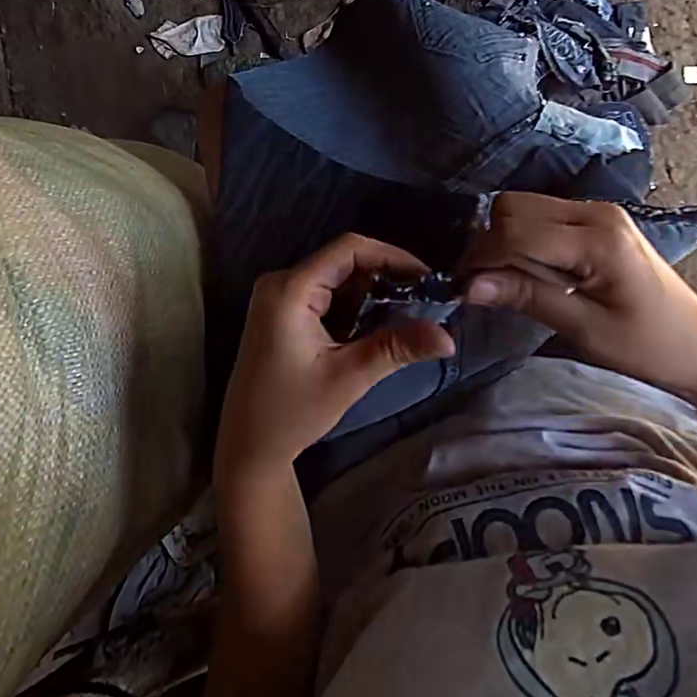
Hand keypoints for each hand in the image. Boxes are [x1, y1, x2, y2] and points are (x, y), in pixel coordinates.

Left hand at [217, 234, 456, 483]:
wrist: (248, 447)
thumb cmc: (291, 412)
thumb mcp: (348, 377)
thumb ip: (396, 348)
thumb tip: (448, 337)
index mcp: (289, 290)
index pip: (348, 249)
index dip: (391, 256)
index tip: (426, 278)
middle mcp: (280, 282)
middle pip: (343, 260)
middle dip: (386, 276)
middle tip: (424, 298)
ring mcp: (279, 296)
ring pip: (337, 276)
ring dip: (372, 291)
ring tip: (409, 311)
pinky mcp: (283, 311)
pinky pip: (326, 292)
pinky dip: (354, 303)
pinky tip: (378, 323)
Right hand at [460, 192, 696, 400]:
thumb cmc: (647, 345)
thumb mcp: (585, 329)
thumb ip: (527, 296)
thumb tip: (469, 285)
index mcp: (599, 240)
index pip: (517, 232)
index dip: (482, 258)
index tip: (463, 288)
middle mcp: (595, 212)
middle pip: (513, 207)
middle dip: (490, 243)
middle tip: (486, 285)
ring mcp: (596, 211)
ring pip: (521, 206)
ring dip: (503, 239)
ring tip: (509, 280)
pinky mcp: (594, 219)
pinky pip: (539, 215)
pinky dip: (521, 238)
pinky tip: (530, 270)